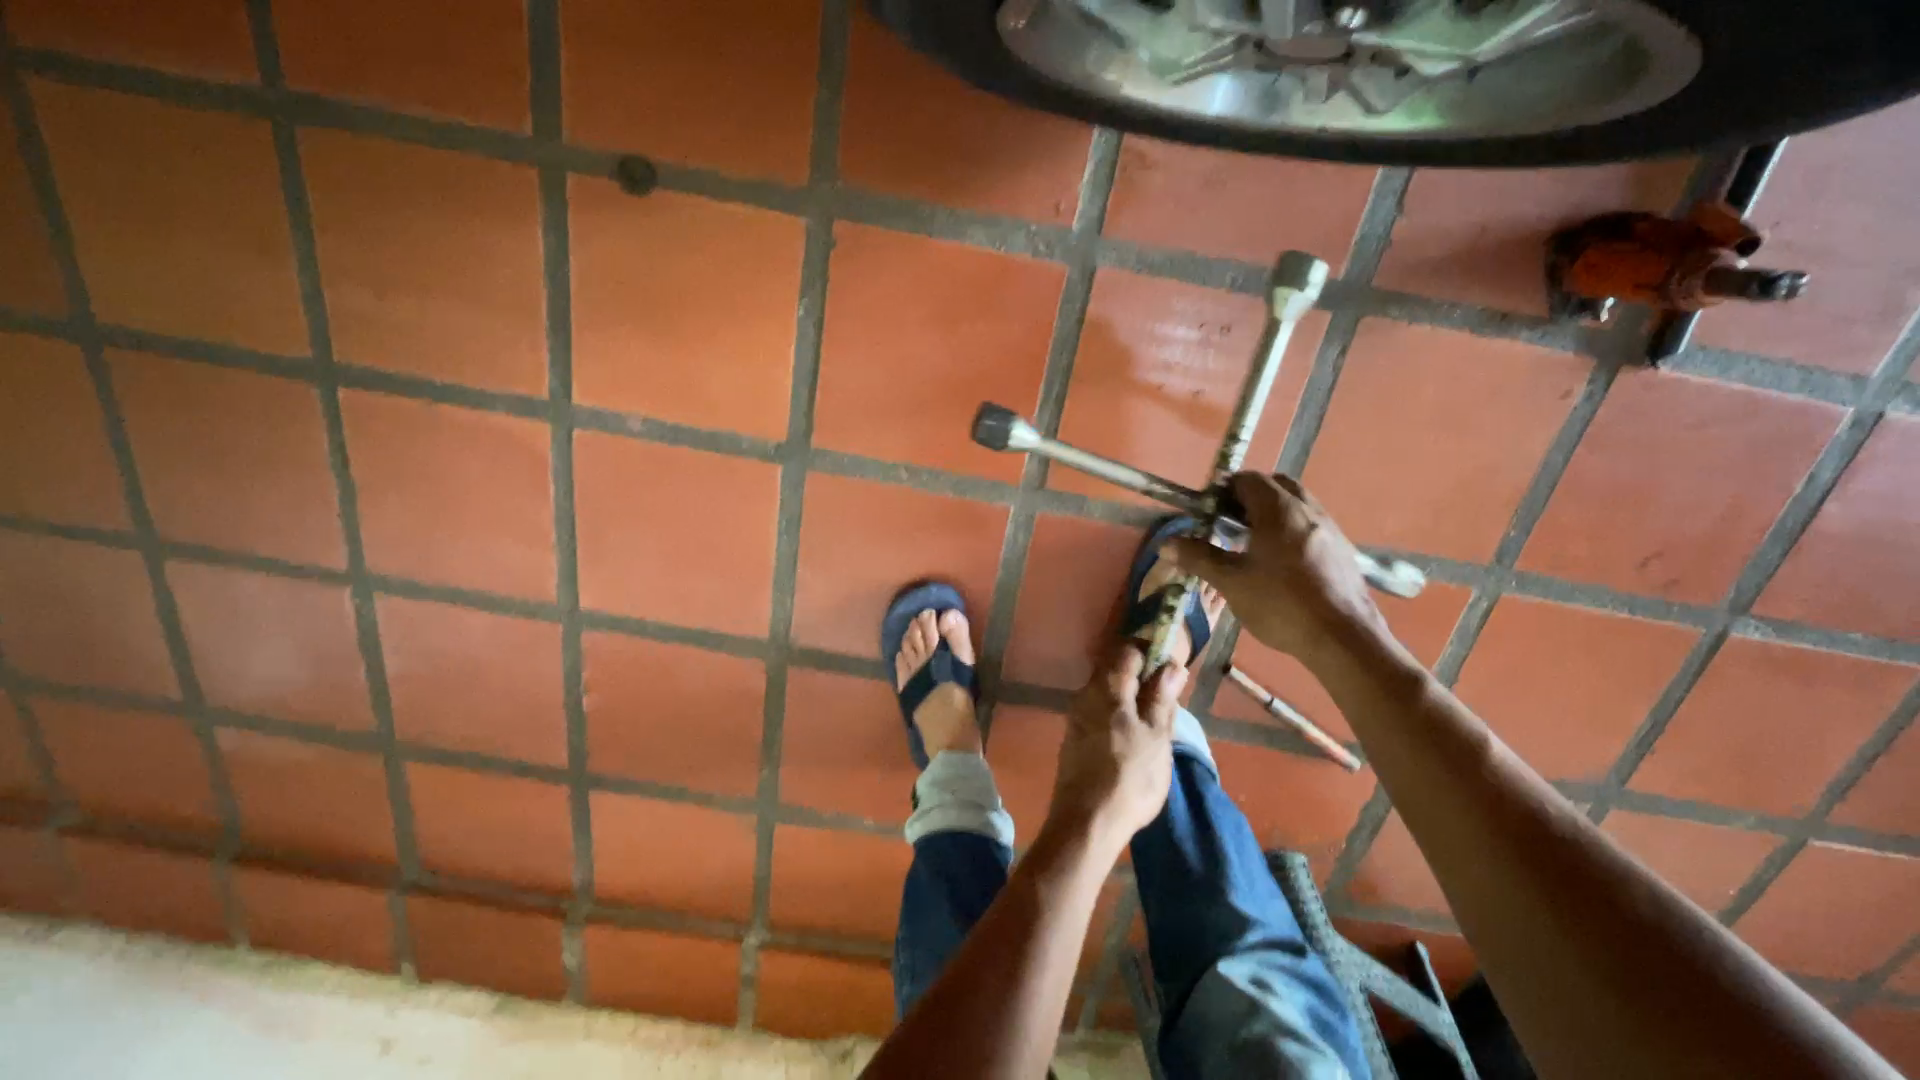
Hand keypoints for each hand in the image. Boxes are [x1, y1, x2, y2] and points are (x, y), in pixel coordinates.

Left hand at [1045, 646, 1185, 852]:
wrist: (1086, 822)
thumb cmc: (1131, 777)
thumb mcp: (1157, 737)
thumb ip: (1163, 699)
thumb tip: (1172, 666)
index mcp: (1108, 688)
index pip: (1127, 651)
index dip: (1150, 652)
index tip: (1170, 665)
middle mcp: (1086, 695)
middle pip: (1113, 671)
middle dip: (1139, 676)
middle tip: (1166, 695)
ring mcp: (1075, 718)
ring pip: (1104, 693)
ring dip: (1127, 698)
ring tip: (1152, 718)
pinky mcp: (1072, 739)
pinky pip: (1096, 713)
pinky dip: (1115, 715)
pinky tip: (1130, 735)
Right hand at [1172, 472, 1391, 668]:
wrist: (1342, 638)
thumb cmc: (1281, 604)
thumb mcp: (1231, 582)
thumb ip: (1198, 558)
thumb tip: (1166, 543)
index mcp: (1278, 509)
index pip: (1248, 479)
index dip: (1224, 489)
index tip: (1207, 511)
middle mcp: (1308, 510)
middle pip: (1277, 485)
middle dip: (1250, 496)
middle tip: (1229, 522)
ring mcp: (1330, 529)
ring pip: (1298, 505)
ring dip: (1273, 513)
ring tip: (1252, 543)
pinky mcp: (1343, 551)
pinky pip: (1312, 526)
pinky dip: (1292, 530)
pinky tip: (1281, 563)